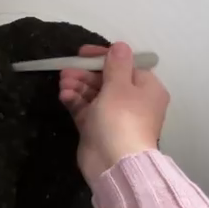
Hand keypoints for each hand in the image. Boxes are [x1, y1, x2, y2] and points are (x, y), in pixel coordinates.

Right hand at [57, 41, 169, 180]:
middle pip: (107, 80)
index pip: (124, 66)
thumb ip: (116, 64)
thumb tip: (120, 46)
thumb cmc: (122, 119)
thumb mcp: (119, 86)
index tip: (82, 53)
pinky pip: (85, 109)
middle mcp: (132, 101)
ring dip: (77, 86)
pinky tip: (64, 96)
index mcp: (146, 88)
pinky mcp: (97, 128)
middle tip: (65, 71)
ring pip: (93, 94)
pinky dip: (75, 101)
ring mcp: (114, 115)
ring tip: (62, 82)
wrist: (114, 161)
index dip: (103, 57)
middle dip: (85, 74)